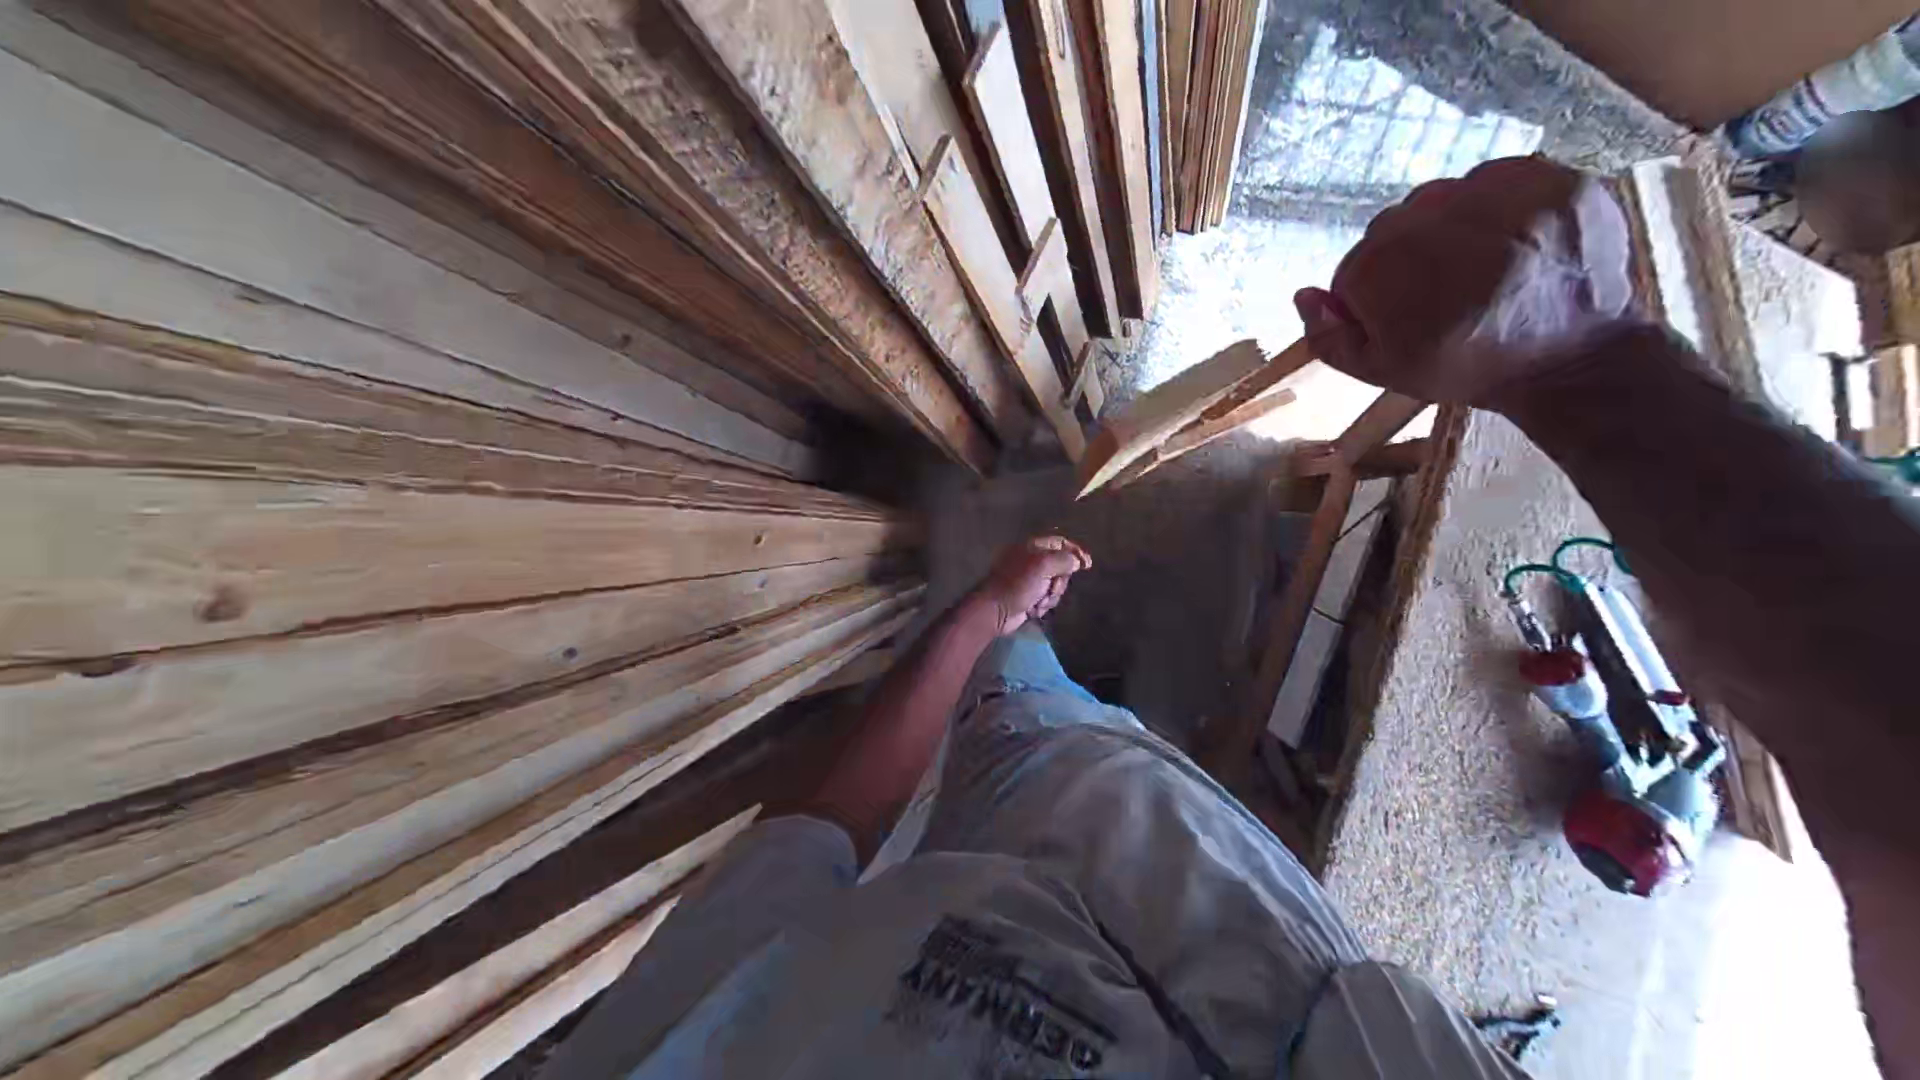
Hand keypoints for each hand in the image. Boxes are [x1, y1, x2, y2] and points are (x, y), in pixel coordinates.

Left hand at [970, 535, 1090, 636]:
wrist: (995, 611)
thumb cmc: (1017, 584)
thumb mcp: (1042, 566)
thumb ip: (1064, 560)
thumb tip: (1078, 560)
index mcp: (1033, 547)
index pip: (1061, 543)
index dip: (1075, 552)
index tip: (1087, 565)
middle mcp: (1033, 561)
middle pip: (1062, 567)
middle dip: (1059, 581)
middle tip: (1050, 588)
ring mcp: (1031, 580)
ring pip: (1056, 585)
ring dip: (1050, 596)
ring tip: (1038, 602)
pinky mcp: (1030, 597)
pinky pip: (1048, 599)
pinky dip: (1043, 605)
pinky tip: (1033, 610)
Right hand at [1294, 156, 1639, 407]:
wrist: (1571, 361)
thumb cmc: (1463, 368)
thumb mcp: (1380, 370)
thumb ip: (1329, 337)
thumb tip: (1305, 295)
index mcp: (1394, 273)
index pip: (1352, 267)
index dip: (1367, 297)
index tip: (1395, 317)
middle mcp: (1445, 224)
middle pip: (1394, 225)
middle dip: (1402, 257)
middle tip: (1434, 291)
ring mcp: (1509, 198)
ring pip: (1442, 197)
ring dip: (1443, 226)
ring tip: (1468, 262)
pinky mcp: (1561, 180)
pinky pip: (1499, 175)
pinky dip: (1491, 202)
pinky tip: (1501, 237)